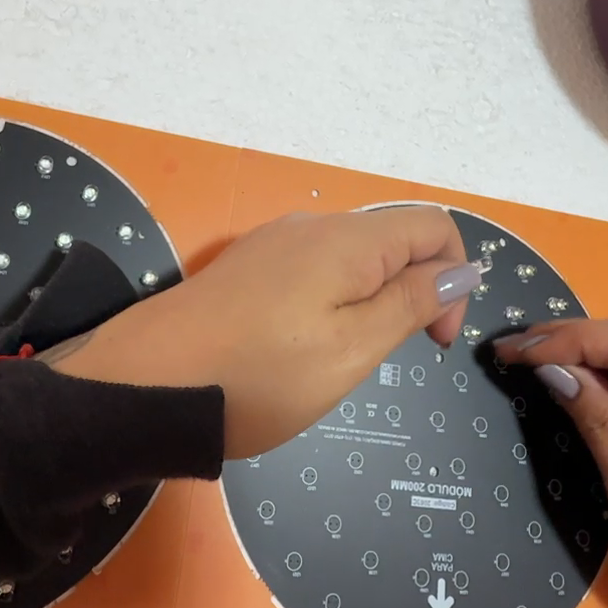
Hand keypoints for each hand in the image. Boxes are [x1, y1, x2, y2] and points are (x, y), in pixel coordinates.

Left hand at [44, 207, 480, 457]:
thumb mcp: (352, 348)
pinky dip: (332, 300)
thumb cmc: (259, 374)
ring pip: (352, 257)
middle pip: (393, 239)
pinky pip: (313, 269)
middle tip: (382, 357)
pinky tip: (301, 346)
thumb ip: (412, 301)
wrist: (145, 382)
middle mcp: (313, 226)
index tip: (433, 341)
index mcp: (349, 239)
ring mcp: (274, 243)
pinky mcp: (247, 266)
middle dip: (411, 292)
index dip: (455, 278)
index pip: (434, 226)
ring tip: (338, 359)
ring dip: (371, 300)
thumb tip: (462, 267)